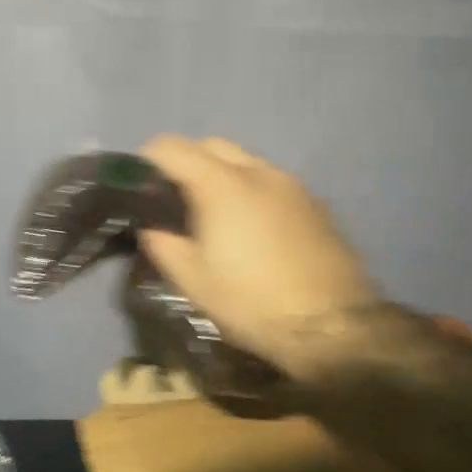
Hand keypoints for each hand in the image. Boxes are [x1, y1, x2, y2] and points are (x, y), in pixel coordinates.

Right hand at [138, 135, 382, 379]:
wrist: (332, 326)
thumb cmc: (251, 302)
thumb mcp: (191, 280)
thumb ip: (161, 243)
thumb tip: (149, 225)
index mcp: (221, 184)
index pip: (171, 146)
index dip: (146, 161)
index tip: (138, 189)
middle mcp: (258, 171)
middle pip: (211, 145)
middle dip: (185, 163)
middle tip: (173, 202)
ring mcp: (292, 184)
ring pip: (245, 162)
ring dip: (221, 176)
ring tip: (213, 217)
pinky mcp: (315, 203)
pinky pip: (271, 182)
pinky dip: (251, 192)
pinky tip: (250, 230)